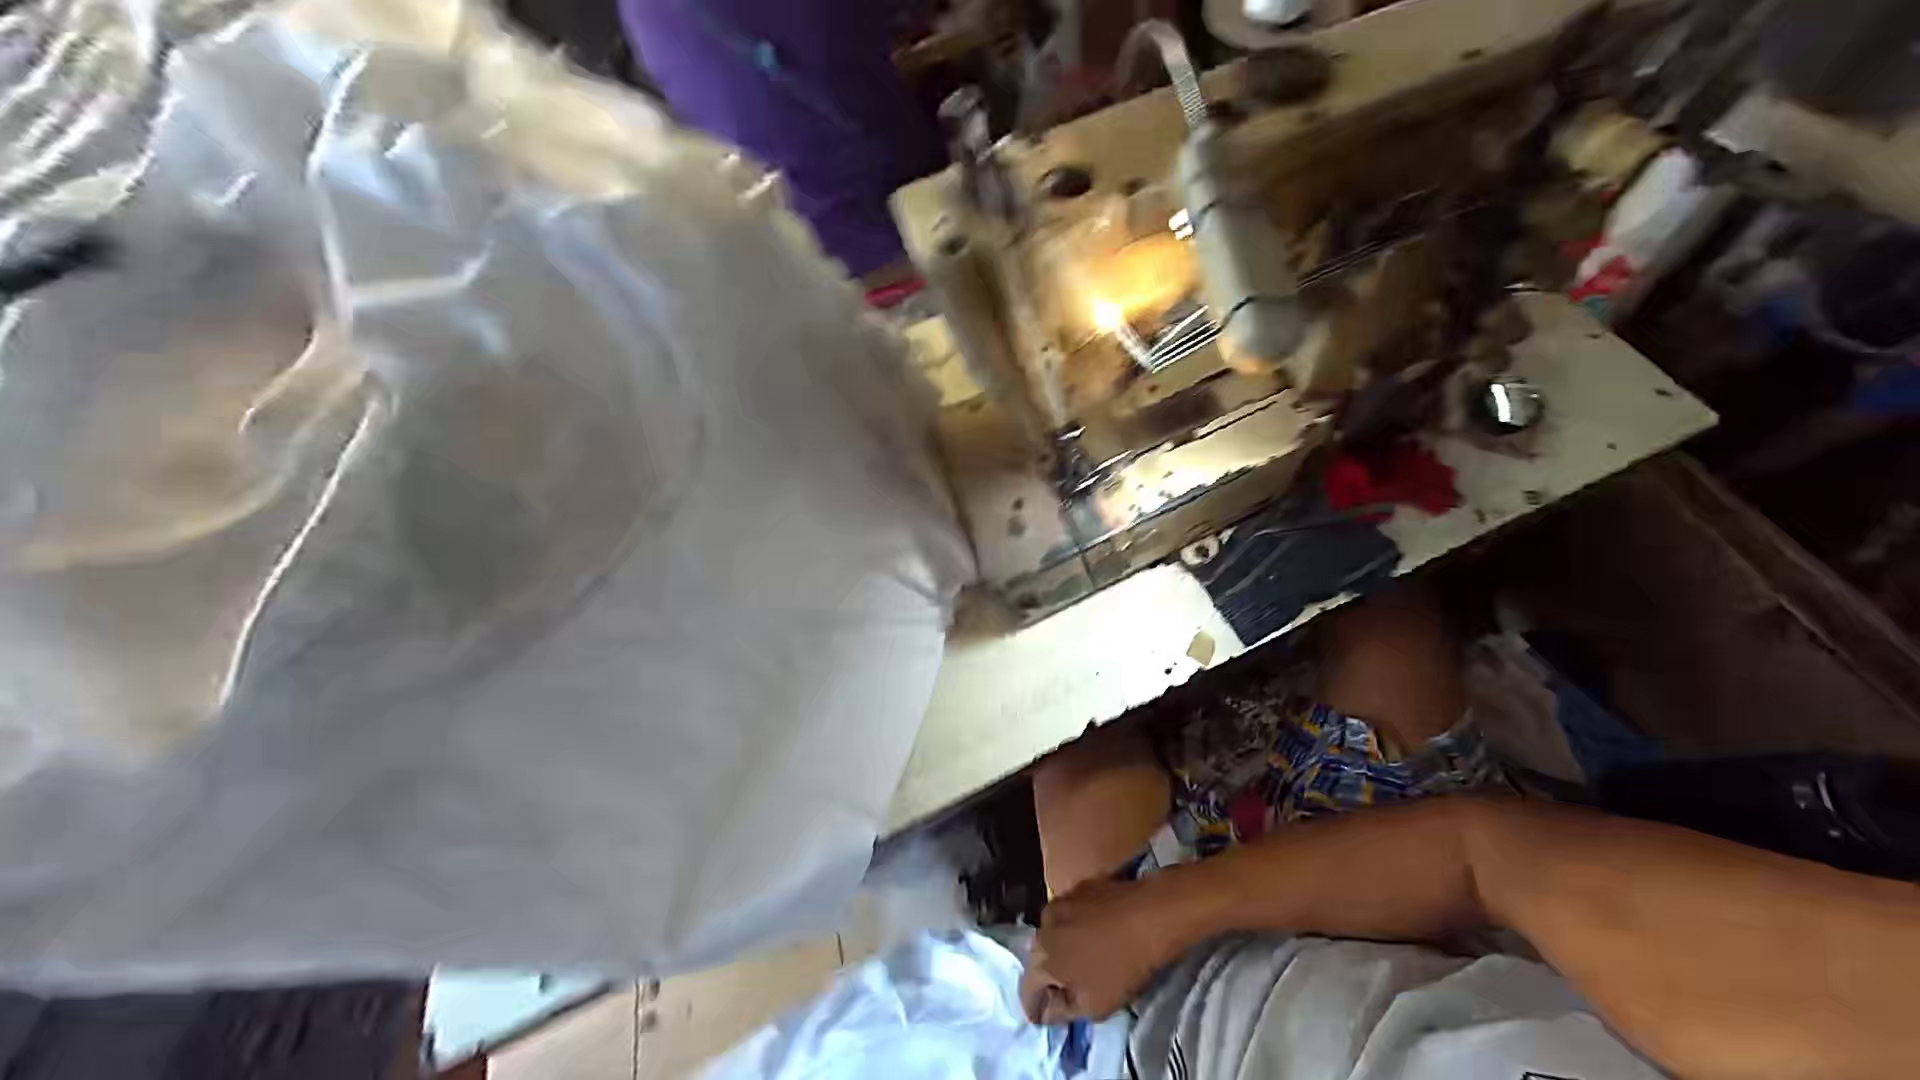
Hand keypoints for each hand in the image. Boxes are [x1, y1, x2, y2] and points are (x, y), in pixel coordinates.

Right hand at [1019, 875, 1194, 1024]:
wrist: (1149, 915)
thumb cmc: (1120, 967)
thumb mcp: (1093, 1006)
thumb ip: (1063, 1010)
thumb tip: (1047, 1010)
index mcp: (1041, 956)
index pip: (1027, 988)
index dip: (1034, 1008)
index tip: (1042, 1019)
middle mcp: (1043, 924)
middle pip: (1039, 958)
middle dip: (1048, 976)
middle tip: (1064, 991)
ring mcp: (1061, 900)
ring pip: (1054, 932)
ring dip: (1062, 948)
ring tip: (1082, 960)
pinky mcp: (1081, 887)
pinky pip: (1072, 914)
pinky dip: (1077, 927)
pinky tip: (1096, 936)